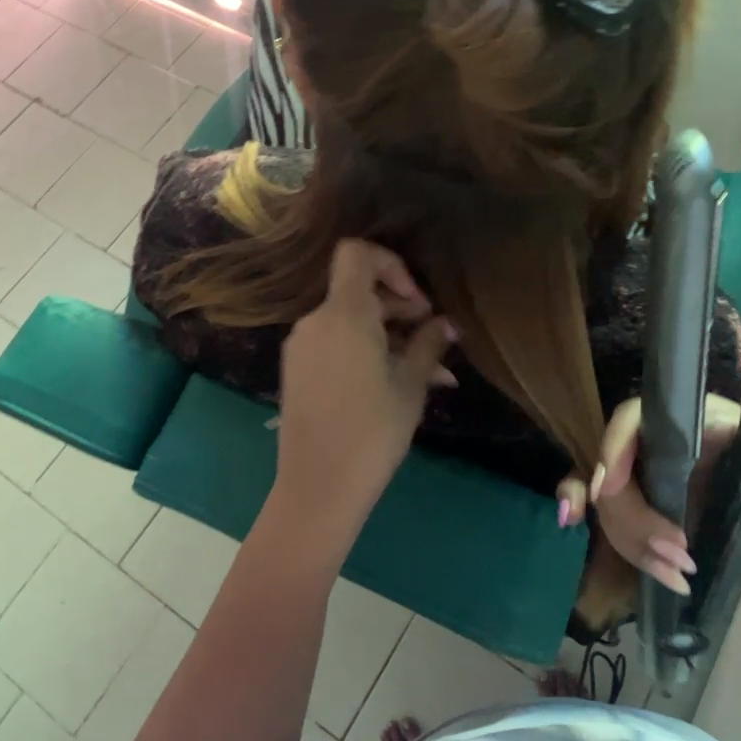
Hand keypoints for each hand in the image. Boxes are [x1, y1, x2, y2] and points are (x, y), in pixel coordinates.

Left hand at [274, 240, 456, 524]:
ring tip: (427, 372)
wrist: (318, 486)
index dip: (391, 264)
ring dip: (387, 335)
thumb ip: (429, 345)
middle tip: (434, 340)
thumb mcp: (410, 385)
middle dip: (399, 308)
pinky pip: (334, 345)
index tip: (417, 302)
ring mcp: (300, 347)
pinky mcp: (295, 371)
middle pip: (357, 291)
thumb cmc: (373, 431)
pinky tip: (394, 383)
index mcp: (343, 314)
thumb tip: (445, 324)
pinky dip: (363, 351)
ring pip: (349, 322)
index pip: (357, 254)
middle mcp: (314, 321)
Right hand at [579, 395, 740, 591]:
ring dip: (630, 538)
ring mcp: (653, 475)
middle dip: (634, 516)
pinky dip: (590, 521)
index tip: (606, 484)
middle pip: (617, 465)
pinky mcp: (645, 506)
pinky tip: (572, 527)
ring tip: (678, 575)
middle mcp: (669, 441)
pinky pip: (603, 509)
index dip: (616, 443)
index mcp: (706, 422)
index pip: (645, 415)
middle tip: (676, 556)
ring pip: (609, 498)